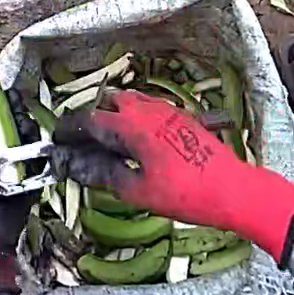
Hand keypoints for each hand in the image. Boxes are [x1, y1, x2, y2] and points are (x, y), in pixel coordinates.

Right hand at [51, 90, 293, 265]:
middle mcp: (145, 110)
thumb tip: (77, 167)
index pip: (89, 120)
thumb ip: (104, 175)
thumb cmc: (185, 193)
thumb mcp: (139, 192)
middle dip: (91, 118)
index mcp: (130, 126)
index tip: (58, 139)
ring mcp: (166, 110)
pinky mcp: (181, 116)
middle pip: (107, 103)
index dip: (69, 129)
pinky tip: (137, 140)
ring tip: (108, 139)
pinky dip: (133, 116)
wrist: (236, 189)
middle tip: (82, 140)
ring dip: (113, 114)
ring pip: (129, 101)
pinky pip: (148, 107)